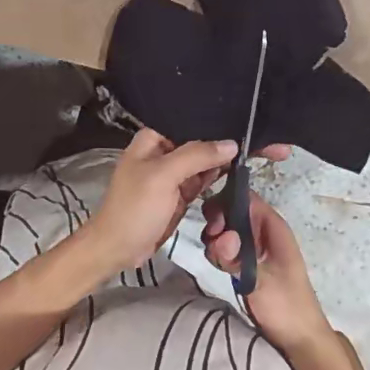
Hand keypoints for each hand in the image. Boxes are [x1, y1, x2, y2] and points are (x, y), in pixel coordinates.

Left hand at [75, 129, 237, 279]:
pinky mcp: (178, 196)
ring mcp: (170, 176)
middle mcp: (161, 154)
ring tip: (249, 156)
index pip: (186, 122)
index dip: (211, 123)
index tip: (240, 121)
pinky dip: (213, 180)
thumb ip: (197, 155)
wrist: (119, 248)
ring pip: (201, 163)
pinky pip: (200, 183)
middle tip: (250, 143)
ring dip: (219, 163)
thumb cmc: (135, 207)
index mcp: (151, 140)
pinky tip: (235, 174)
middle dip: (219, 145)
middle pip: (196, 143)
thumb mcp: (164, 175)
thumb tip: (232, 144)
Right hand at [202, 189, 333, 356]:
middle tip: (211, 243)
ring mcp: (253, 249)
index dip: (226, 204)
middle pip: (232, 212)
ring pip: (226, 230)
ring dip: (215, 240)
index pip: (246, 199)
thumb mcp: (261, 281)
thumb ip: (237, 258)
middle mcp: (262, 233)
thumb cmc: (286, 306)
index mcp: (273, 229)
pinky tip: (218, 267)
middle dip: (217, 223)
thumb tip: (220, 237)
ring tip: (217, 260)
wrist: (297, 338)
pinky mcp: (245, 264)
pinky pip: (226, 248)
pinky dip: (217, 254)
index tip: (213, 224)